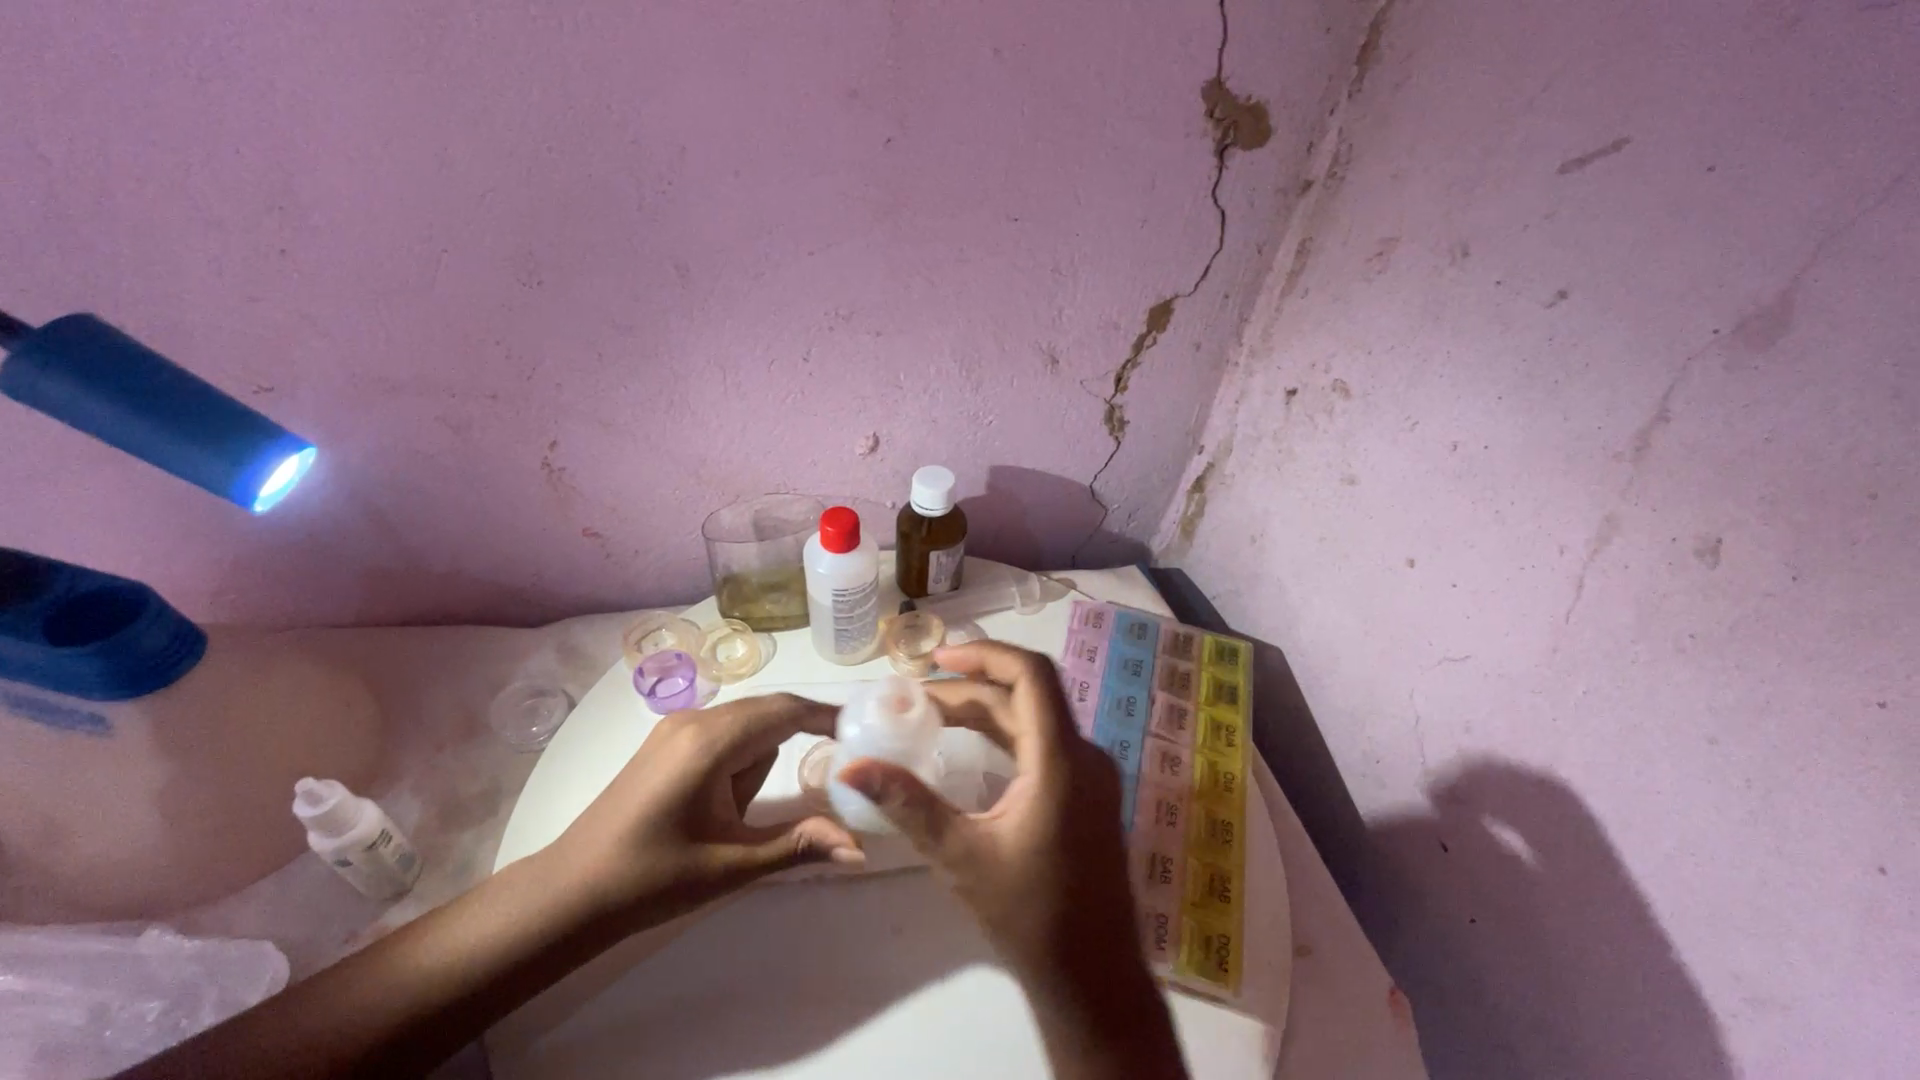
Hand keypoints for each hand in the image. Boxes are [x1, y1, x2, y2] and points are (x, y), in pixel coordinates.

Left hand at [549, 692, 863, 930]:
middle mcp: (695, 721)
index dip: (828, 716)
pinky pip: (723, 735)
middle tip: (837, 769)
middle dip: (802, 736)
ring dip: (764, 755)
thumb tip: (860, 850)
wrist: (570, 894)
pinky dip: (743, 756)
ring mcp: (675, 729)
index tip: (865, 732)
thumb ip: (800, 845)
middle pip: (769, 710)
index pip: (786, 710)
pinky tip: (730, 802)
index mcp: (711, 742)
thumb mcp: (733, 864)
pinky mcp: (665, 744)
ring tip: (748, 813)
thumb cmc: (652, 879)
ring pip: (746, 724)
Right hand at [839, 643, 1184, 1078]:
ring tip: (933, 714)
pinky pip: (1044, 746)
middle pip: (1028, 697)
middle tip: (915, 697)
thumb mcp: (961, 856)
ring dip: (986, 712)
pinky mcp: (1087, 795)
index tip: (937, 659)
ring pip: (1036, 721)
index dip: (985, 654)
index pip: (1032, 675)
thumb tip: (850, 768)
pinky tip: (970, 749)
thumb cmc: (1030, 917)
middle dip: (970, 689)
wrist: (1093, 977)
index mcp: (1061, 761)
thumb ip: (908, 804)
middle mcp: (1084, 756)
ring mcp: (1091, 775)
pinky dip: (1004, 737)